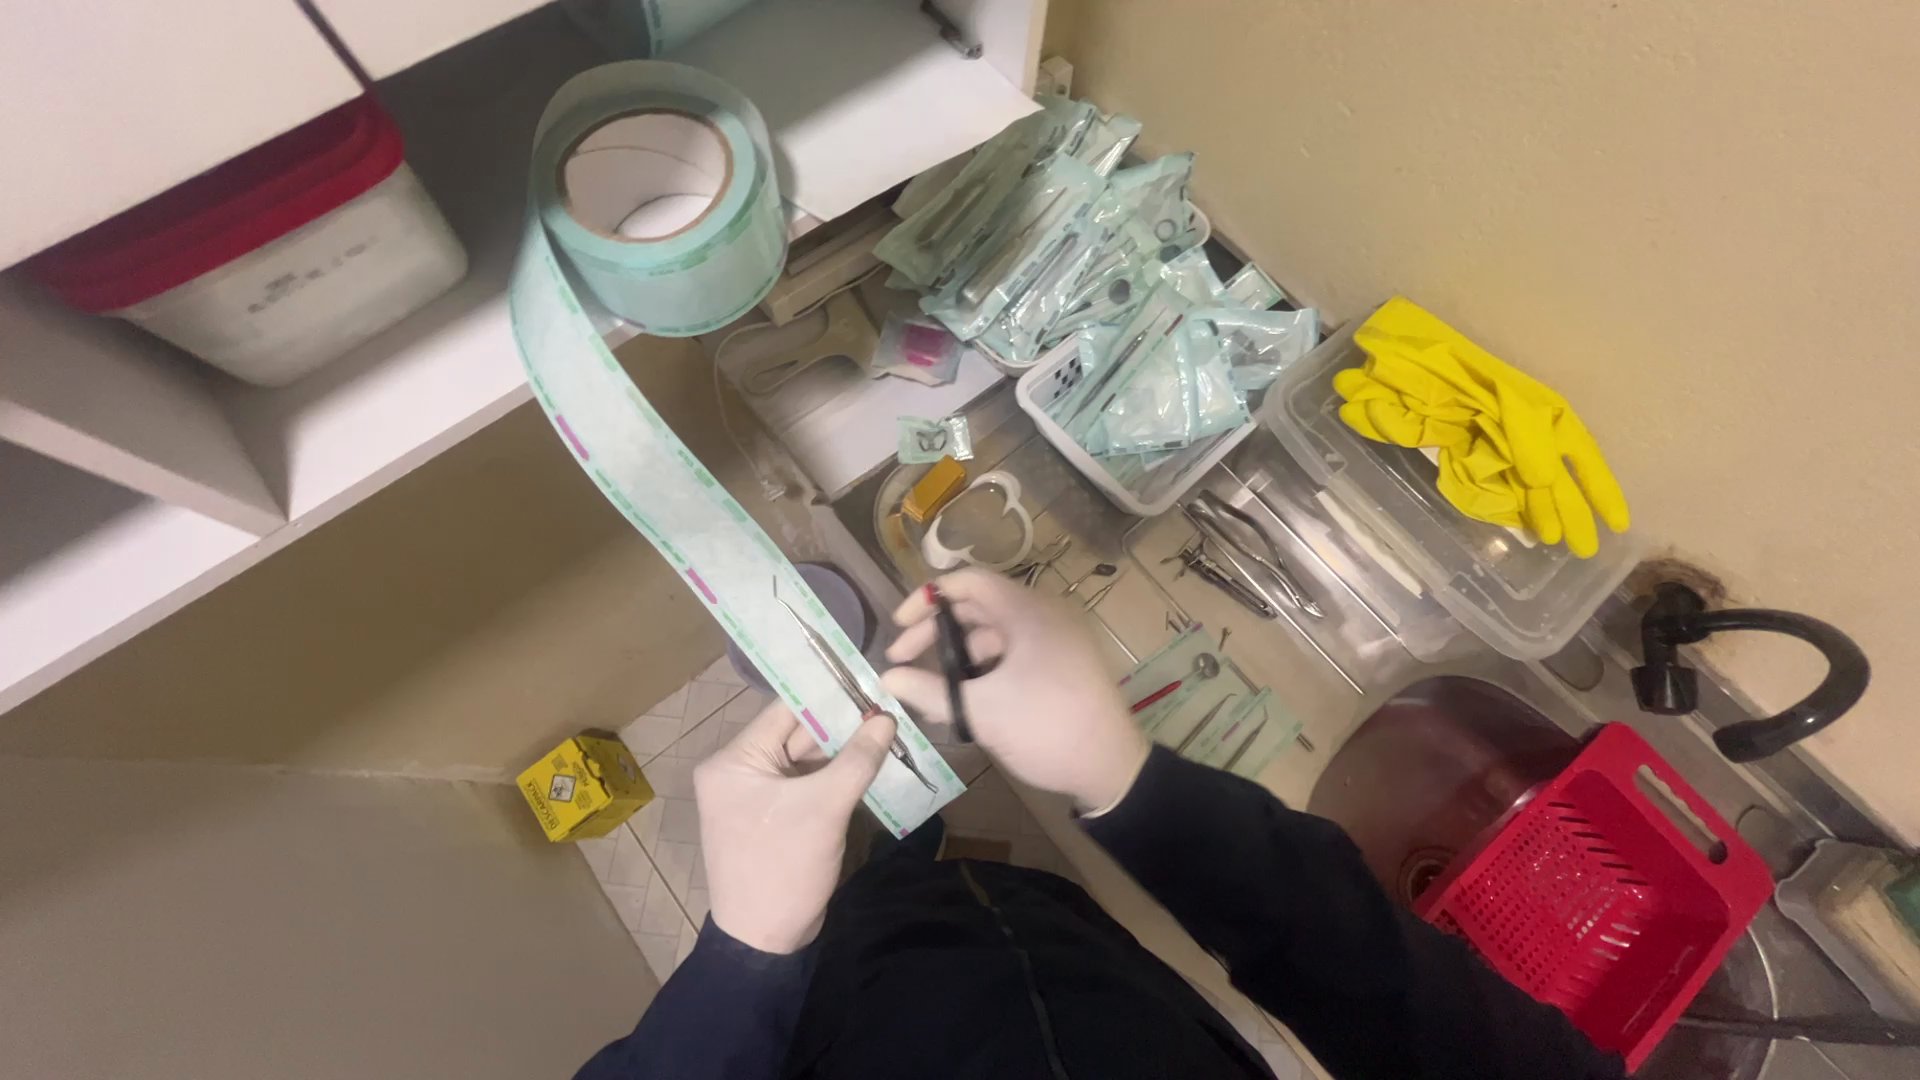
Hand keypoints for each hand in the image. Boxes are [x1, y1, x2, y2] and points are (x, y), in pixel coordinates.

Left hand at [693, 700, 894, 953]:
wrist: (766, 944)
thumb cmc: (784, 867)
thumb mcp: (826, 807)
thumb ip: (858, 758)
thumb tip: (886, 717)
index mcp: (734, 761)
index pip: (786, 710)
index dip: (829, 696)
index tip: (869, 682)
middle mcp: (738, 769)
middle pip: (798, 733)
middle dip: (843, 725)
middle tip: (888, 706)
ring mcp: (756, 793)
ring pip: (807, 758)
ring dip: (844, 750)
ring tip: (888, 729)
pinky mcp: (774, 814)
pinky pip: (808, 782)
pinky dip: (836, 775)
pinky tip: (872, 762)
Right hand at [881, 569, 1149, 813]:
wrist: (1111, 769)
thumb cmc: (1045, 728)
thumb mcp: (981, 711)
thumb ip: (929, 691)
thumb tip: (886, 679)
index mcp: (1028, 610)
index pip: (967, 581)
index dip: (927, 598)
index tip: (898, 628)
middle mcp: (1044, 613)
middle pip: (977, 607)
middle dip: (935, 633)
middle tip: (901, 661)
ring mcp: (1056, 638)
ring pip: (993, 634)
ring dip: (957, 657)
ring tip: (927, 690)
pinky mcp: (1062, 662)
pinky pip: (1012, 652)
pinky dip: (984, 669)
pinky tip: (961, 699)